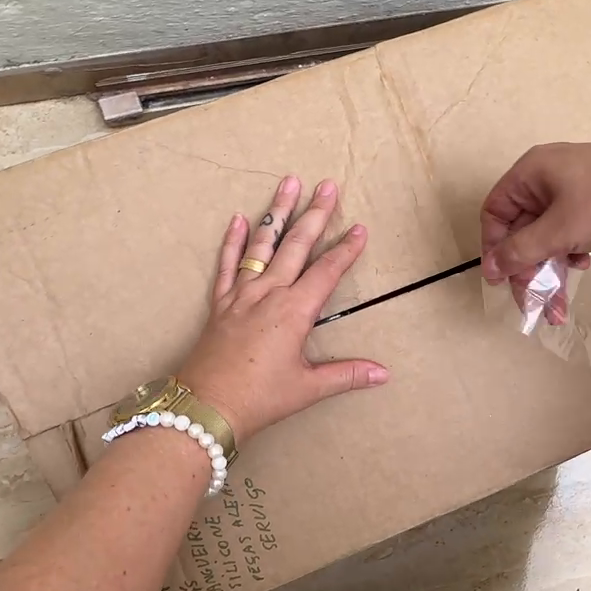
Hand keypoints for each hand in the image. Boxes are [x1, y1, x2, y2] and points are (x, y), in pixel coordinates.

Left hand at [177, 176, 388, 443]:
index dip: (345, 249)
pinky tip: (238, 218)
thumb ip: (347, 375)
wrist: (206, 406)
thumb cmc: (259, 398)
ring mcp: (241, 296)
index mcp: (294, 312)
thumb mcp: (308, 388)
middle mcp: (268, 294)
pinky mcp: (220, 304)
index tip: (359, 228)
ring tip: (288, 184)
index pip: (327, 271)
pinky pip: (227, 265)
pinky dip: (232, 241)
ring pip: (262, 245)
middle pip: (296, 246)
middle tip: (327, 186)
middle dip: (314, 214)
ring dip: (277, 213)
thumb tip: (384, 373)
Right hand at [479, 141, 590, 301]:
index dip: (494, 247)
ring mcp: (576, 190)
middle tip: (536, 305)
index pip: (495, 211)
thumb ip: (522, 250)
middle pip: (522, 229)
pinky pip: (570, 234)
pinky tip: (584, 266)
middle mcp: (550, 177)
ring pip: (548, 237)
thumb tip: (491, 267)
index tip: (501, 282)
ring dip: (550, 272)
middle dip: (528, 270)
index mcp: (533, 171)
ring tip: (559, 306)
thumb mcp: (562, 229)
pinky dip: (570, 256)